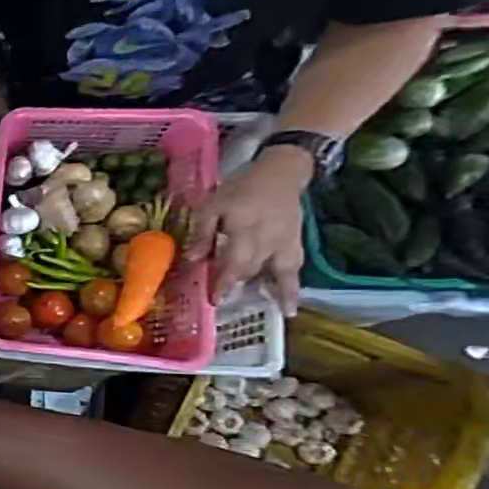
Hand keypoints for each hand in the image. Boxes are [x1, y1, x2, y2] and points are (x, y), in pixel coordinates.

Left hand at [186, 145, 311, 311]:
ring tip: (280, 314)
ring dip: (277, 293)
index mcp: (245, 231)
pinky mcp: (296, 243)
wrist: (280, 174)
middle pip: (252, 270)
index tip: (215, 300)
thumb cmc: (240, 190)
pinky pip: (295, 268)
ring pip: (281, 272)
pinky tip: (290, 305)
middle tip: (225, 305)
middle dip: (239, 288)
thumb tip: (192, 260)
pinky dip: (293, 286)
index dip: (225, 282)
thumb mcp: (212, 206)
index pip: (235, 263)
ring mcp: (286, 243)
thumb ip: (202, 233)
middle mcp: (269, 241)